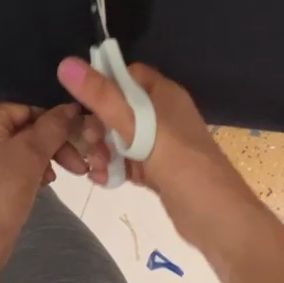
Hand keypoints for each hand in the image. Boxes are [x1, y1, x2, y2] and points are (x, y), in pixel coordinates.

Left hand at [0, 103, 88, 240]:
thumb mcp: (31, 154)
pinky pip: (15, 164)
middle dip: (54, 143)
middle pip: (25, 127)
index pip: (25, 107)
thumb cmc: (2, 190)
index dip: (54, 119)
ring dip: (46, 158)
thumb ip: (52, 127)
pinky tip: (44, 184)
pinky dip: (33, 170)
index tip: (79, 135)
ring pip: (23, 147)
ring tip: (62, 175)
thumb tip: (70, 106)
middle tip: (79, 164)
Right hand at [55, 57, 243, 196]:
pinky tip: (101, 179)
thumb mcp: (136, 125)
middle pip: (117, 108)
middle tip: (89, 141)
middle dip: (97, 125)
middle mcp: (162, 115)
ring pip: (118, 137)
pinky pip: (125, 161)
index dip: (103, 85)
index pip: (127, 75)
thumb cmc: (180, 163)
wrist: (217, 219)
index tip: (83, 102)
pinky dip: (111, 167)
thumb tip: (66, 63)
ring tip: (94, 167)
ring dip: (101, 149)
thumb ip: (101, 96)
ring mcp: (159, 144)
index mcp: (163, 95)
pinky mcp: (156, 170)